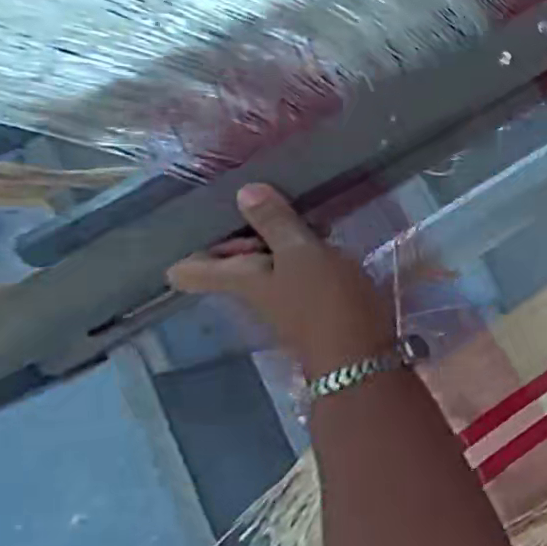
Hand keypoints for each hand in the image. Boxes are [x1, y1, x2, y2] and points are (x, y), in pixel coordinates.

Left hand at [168, 183, 396, 376]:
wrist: (359, 354)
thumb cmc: (326, 302)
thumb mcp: (304, 254)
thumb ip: (276, 223)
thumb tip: (244, 191)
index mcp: (237, 279)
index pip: (187, 269)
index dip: (200, 244)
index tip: (229, 220)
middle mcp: (251, 291)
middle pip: (231, 261)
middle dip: (254, 235)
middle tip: (287, 216)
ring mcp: (280, 300)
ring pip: (267, 264)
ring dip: (287, 244)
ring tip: (318, 225)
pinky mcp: (309, 305)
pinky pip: (295, 273)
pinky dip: (309, 258)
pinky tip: (335, 247)